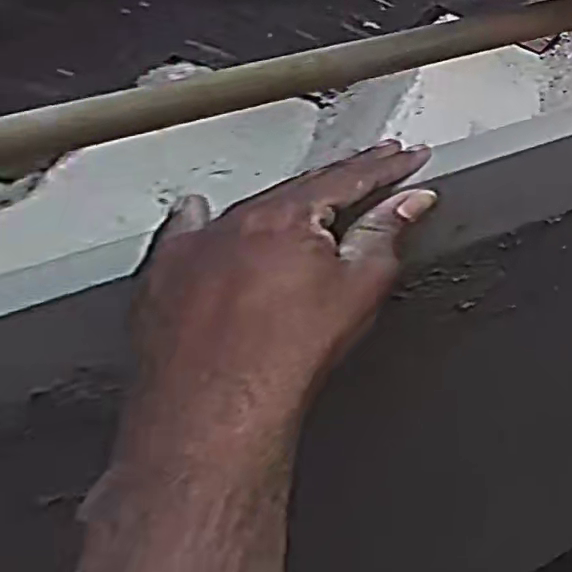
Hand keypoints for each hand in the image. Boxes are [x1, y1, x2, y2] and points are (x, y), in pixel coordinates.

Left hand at [122, 141, 434, 453]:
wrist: (215, 414)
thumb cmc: (288, 354)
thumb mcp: (364, 283)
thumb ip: (388, 231)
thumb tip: (410, 200)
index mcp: (284, 219)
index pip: (350, 177)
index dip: (388, 165)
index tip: (410, 157)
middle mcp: (231, 225)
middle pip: (304, 185)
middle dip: (347, 172)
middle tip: (380, 160)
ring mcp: (189, 252)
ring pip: (254, 205)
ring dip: (295, 194)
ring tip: (323, 187)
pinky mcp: (160, 282)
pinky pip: (184, 235)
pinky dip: (203, 220)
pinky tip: (200, 210)